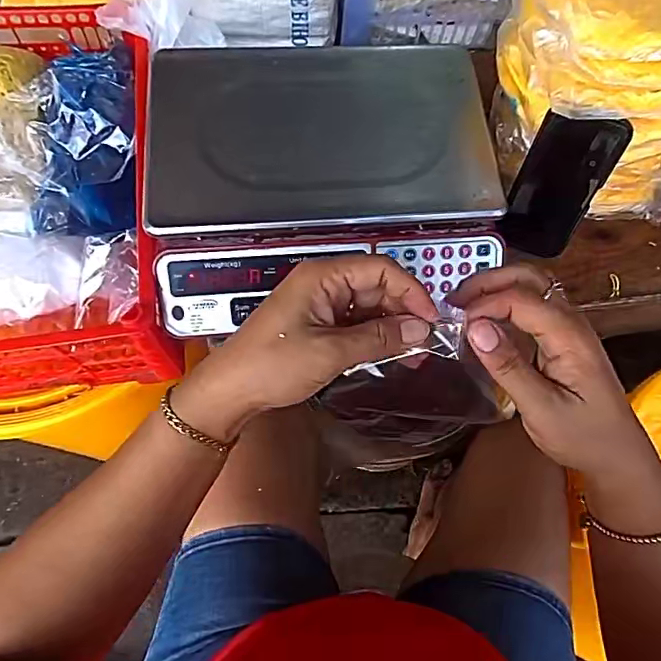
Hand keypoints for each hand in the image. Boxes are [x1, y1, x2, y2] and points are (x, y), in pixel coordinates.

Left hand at [172, 255, 438, 440]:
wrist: (231, 391)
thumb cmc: (267, 365)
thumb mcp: (331, 352)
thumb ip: (379, 338)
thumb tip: (418, 329)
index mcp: (322, 277)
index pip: (380, 269)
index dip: (410, 291)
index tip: (429, 318)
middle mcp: (322, 285)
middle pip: (378, 286)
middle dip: (404, 311)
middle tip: (424, 339)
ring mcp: (320, 305)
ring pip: (370, 307)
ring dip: (392, 327)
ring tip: (412, 352)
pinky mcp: (319, 325)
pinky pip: (356, 324)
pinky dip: (375, 338)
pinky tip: (391, 354)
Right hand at [449, 264, 660, 489]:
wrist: (618, 456)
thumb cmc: (584, 437)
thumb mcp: (541, 409)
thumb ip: (508, 367)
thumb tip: (475, 328)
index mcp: (570, 336)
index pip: (521, 298)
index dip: (485, 304)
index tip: (457, 323)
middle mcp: (571, 323)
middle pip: (529, 278)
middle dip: (488, 281)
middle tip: (455, 301)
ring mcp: (568, 329)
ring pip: (530, 288)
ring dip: (496, 290)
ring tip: (463, 308)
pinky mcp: (561, 340)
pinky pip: (531, 309)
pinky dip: (504, 306)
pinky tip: (484, 323)